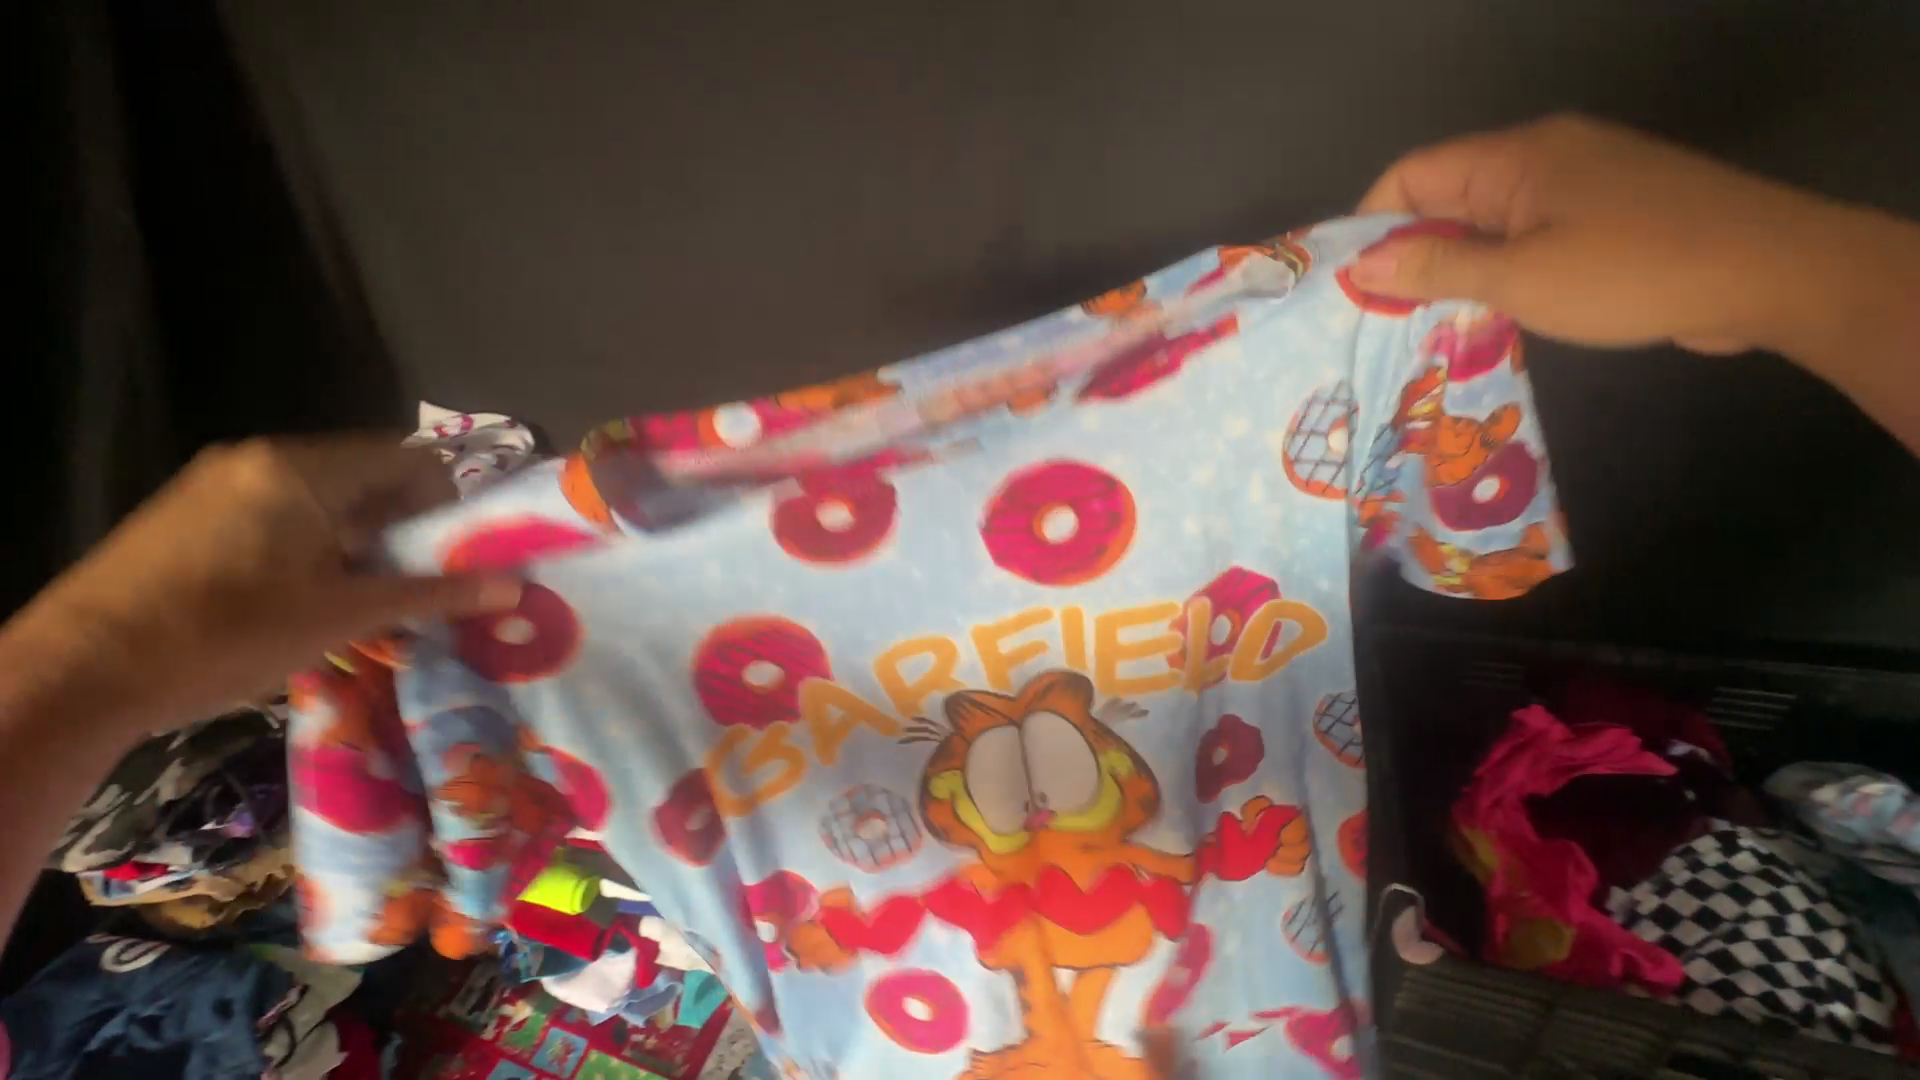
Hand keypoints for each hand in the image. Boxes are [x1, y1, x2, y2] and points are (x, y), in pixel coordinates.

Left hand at [0, 436, 520, 742]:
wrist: (69, 677)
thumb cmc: (223, 635)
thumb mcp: (343, 616)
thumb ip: (435, 593)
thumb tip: (516, 586)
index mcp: (302, 470)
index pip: (410, 456)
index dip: (448, 498)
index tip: (457, 550)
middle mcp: (261, 461)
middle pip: (371, 473)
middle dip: (410, 522)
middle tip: (423, 577)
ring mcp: (221, 485)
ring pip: (330, 496)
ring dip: (368, 537)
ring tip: (374, 593)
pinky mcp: (196, 515)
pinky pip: (288, 512)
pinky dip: (323, 543)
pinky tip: (316, 594)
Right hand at [1351, 114, 1890, 357]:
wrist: (1773, 275)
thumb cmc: (1630, 272)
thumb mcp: (1517, 277)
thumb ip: (1433, 268)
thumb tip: (1360, 265)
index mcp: (1516, 157)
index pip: (1411, 175)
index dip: (1370, 223)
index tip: (1351, 281)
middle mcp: (1541, 157)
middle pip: (1442, 197)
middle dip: (1405, 252)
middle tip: (1378, 312)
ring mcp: (1575, 184)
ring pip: (1481, 221)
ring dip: (1448, 267)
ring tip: (1421, 321)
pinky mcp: (1601, 213)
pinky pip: (1520, 235)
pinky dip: (1491, 270)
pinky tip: (1480, 313)